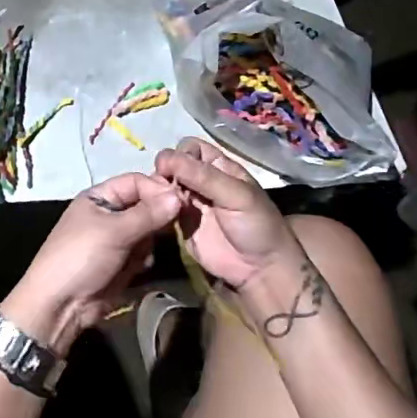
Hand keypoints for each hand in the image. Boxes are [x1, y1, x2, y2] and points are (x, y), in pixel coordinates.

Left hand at [2, 173, 181, 351]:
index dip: (157, 189)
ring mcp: (117, 239)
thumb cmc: (81, 257)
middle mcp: (109, 213)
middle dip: (160, 214)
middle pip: (145, 205)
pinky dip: (146, 257)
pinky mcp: (123, 262)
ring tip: (150, 249)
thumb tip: (179, 196)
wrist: (60, 306)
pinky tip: (143, 267)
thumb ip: (148, 214)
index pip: (136, 182)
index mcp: (100, 197)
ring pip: (149, 229)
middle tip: (178, 223)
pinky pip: (145, 252)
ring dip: (153, 238)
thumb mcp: (114, 231)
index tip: (180, 201)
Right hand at [155, 138, 302, 288]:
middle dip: (166, 172)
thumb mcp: (237, 195)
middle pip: (173, 165)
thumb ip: (203, 177)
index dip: (180, 154)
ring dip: (159, 189)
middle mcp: (201, 181)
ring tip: (164, 202)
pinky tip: (159, 213)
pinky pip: (162, 207)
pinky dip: (157, 207)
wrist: (259, 270)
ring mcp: (189, 202)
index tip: (175, 168)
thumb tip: (165, 158)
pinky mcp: (180, 223)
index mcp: (219, 167)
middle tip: (168, 187)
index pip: (191, 148)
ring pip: (164, 184)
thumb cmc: (256, 225)